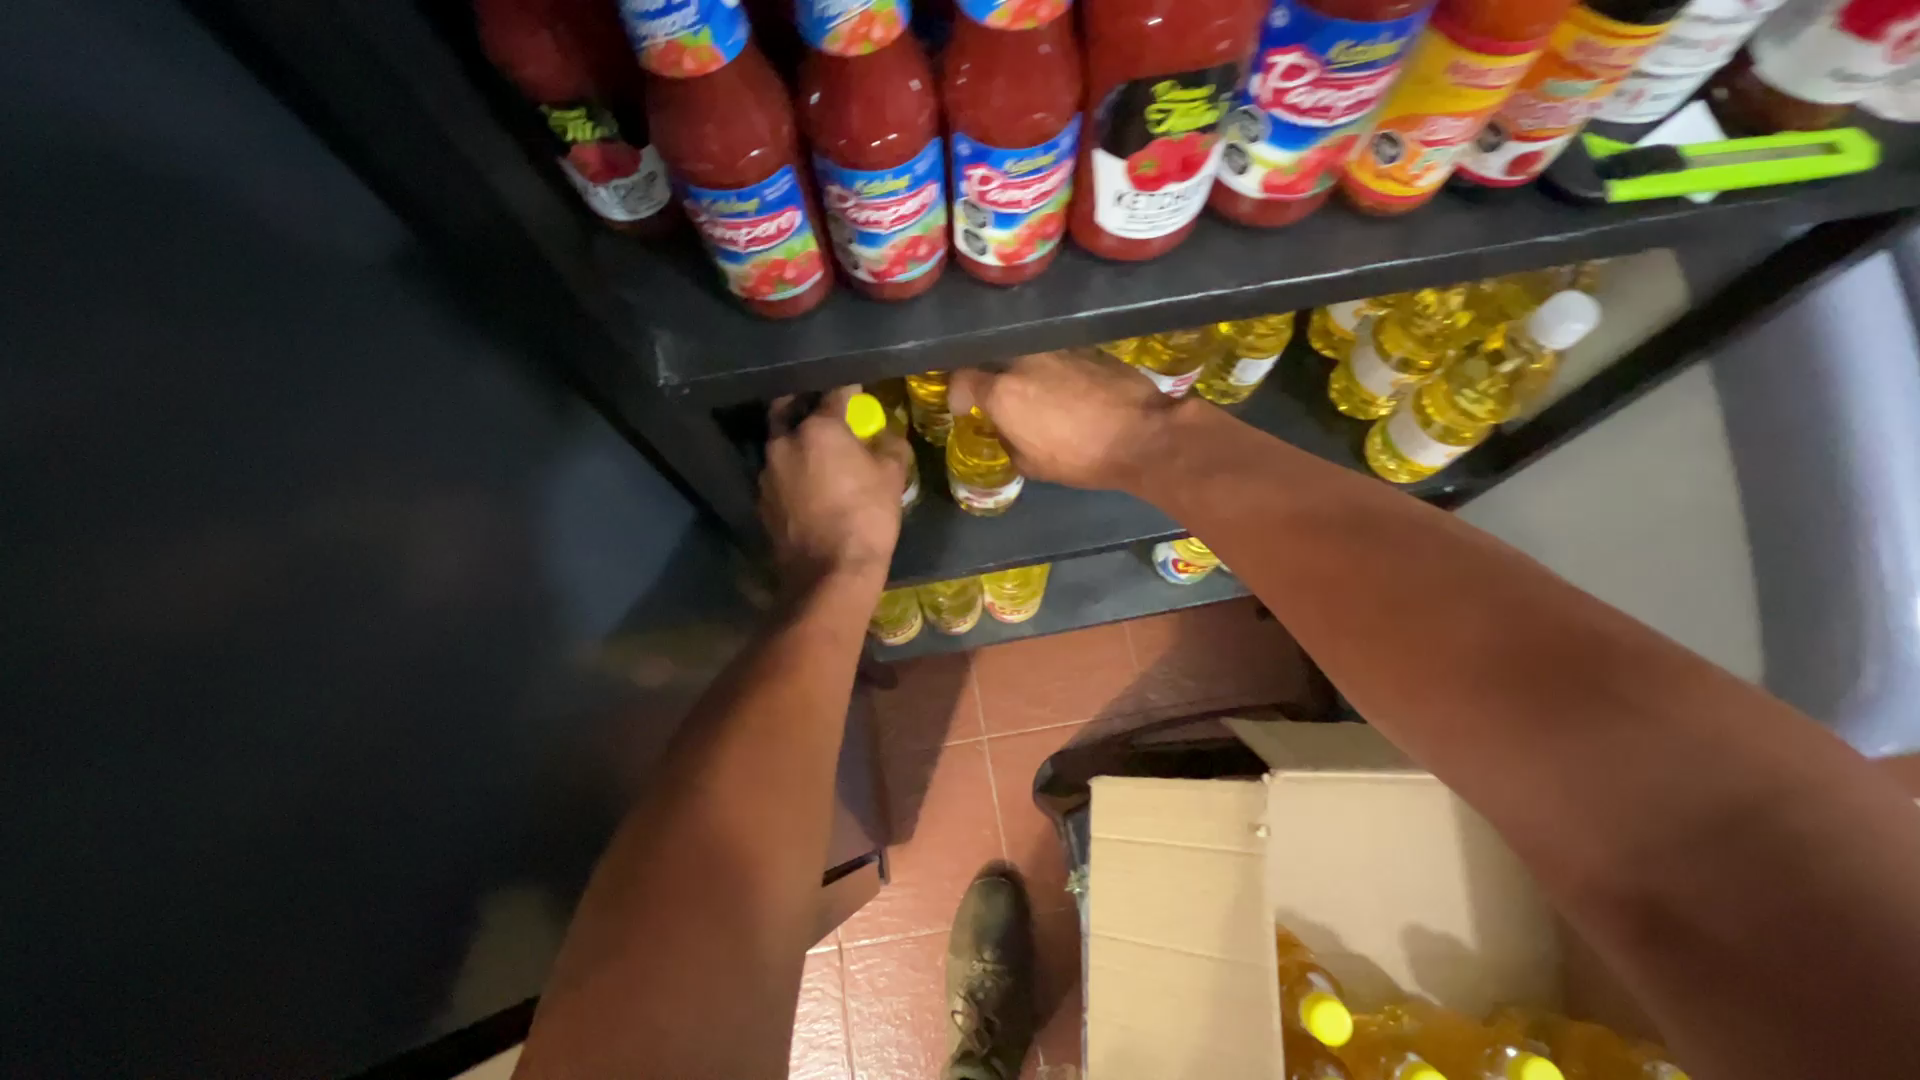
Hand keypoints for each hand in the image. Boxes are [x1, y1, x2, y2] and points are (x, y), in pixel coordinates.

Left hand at [760, 388, 909, 587]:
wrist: (830, 573)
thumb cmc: (866, 517)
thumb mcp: (892, 477)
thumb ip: (890, 445)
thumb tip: (885, 434)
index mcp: (819, 428)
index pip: (835, 393)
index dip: (849, 390)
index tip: (858, 392)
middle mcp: (785, 442)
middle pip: (790, 409)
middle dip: (806, 405)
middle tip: (825, 413)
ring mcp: (768, 472)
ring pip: (780, 443)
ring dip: (797, 442)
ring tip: (817, 454)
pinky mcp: (762, 500)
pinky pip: (778, 474)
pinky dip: (792, 472)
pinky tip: (808, 486)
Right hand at [950, 349, 1178, 490]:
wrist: (1142, 434)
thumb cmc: (1081, 457)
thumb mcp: (1032, 465)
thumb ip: (1008, 442)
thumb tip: (1005, 432)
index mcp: (1003, 391)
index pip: (962, 379)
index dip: (957, 395)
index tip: (963, 409)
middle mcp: (1024, 361)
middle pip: (991, 358)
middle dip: (987, 375)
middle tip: (994, 396)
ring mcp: (1056, 349)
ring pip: (1024, 353)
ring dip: (1021, 370)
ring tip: (1031, 391)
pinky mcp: (1085, 347)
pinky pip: (1055, 354)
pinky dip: (1051, 368)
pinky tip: (1063, 386)